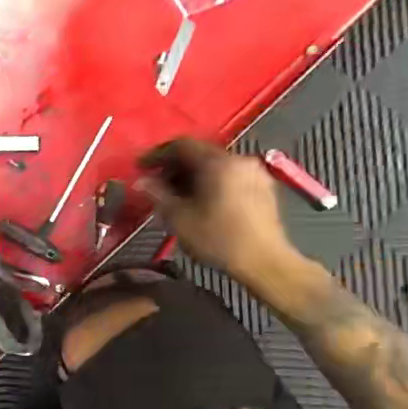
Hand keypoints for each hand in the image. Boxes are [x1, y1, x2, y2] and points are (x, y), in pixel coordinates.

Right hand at [139, 137, 300, 279]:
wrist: (266, 263)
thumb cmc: (219, 240)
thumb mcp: (180, 219)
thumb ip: (158, 195)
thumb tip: (142, 181)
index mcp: (217, 162)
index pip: (182, 145)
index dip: (158, 154)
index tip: (142, 168)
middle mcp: (239, 159)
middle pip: (201, 153)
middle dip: (176, 167)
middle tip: (158, 184)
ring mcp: (255, 172)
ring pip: (216, 165)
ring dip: (194, 176)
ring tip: (178, 196)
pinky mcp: (264, 188)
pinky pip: (231, 176)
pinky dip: (213, 182)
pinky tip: (203, 202)